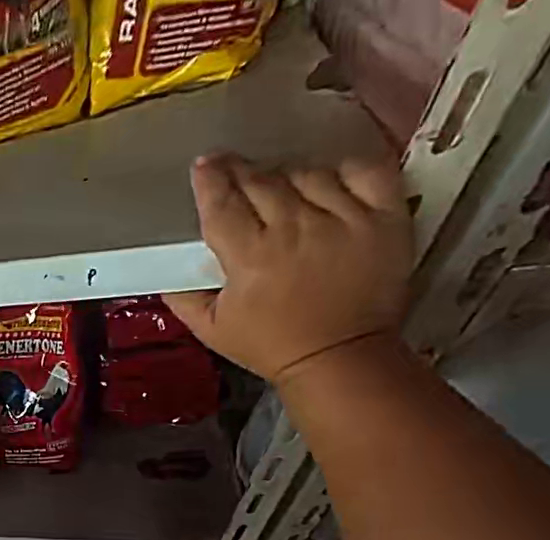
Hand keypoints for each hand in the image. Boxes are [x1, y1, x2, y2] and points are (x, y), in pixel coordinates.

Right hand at [163, 154, 413, 385]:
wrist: (338, 360)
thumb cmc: (272, 347)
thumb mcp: (213, 331)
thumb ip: (184, 298)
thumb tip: (166, 272)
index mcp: (250, 257)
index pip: (222, 201)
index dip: (210, 179)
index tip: (205, 168)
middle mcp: (294, 228)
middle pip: (261, 179)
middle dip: (243, 173)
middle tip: (237, 176)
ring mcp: (343, 218)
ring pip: (307, 171)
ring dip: (290, 177)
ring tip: (285, 194)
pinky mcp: (383, 216)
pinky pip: (362, 170)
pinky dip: (344, 171)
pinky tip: (331, 186)